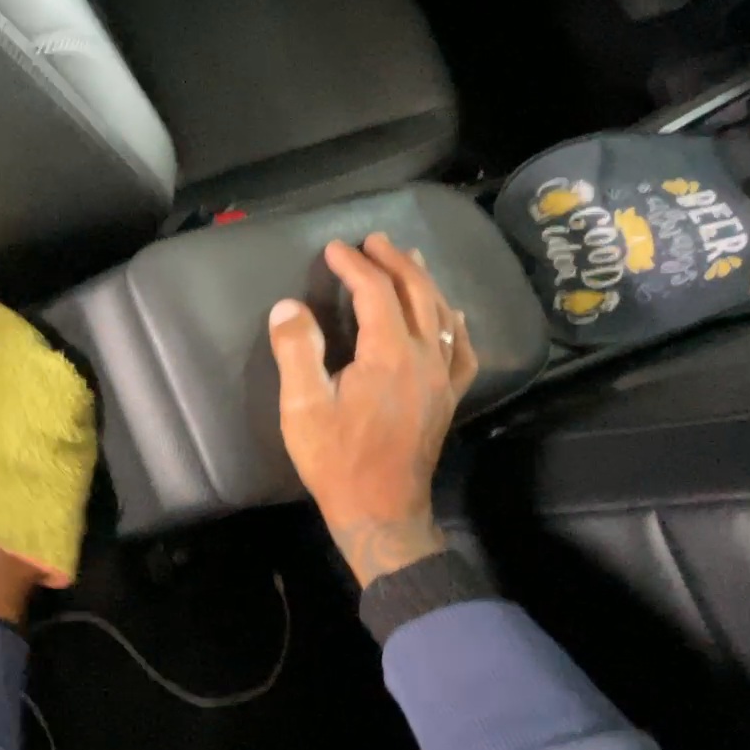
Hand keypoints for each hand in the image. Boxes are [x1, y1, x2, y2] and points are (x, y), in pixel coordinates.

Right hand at [267, 234, 478, 586]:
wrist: (380, 509)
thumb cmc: (335, 457)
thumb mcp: (303, 405)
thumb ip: (297, 350)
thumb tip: (288, 305)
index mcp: (388, 355)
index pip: (375, 294)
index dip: (354, 266)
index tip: (333, 248)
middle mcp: (424, 358)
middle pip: (417, 295)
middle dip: (394, 262)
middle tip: (373, 240)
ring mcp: (442, 378)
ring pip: (442, 315)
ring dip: (424, 282)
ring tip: (410, 260)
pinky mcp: (447, 397)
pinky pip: (461, 348)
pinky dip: (455, 322)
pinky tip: (451, 315)